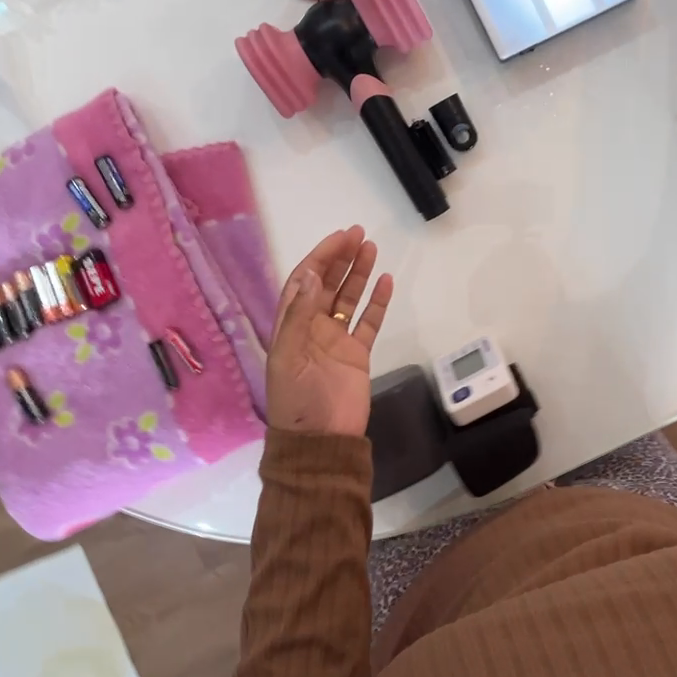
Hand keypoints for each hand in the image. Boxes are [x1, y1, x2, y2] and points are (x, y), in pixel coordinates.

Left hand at [264, 226, 393, 435]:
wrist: (321, 442)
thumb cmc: (297, 401)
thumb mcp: (289, 357)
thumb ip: (300, 315)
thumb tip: (311, 274)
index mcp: (291, 326)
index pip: (304, 281)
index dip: (319, 258)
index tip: (338, 238)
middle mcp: (313, 327)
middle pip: (327, 284)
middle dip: (341, 258)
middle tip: (359, 234)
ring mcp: (337, 340)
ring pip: (349, 298)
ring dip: (359, 273)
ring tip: (372, 248)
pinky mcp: (358, 354)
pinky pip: (369, 322)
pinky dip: (378, 302)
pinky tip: (387, 281)